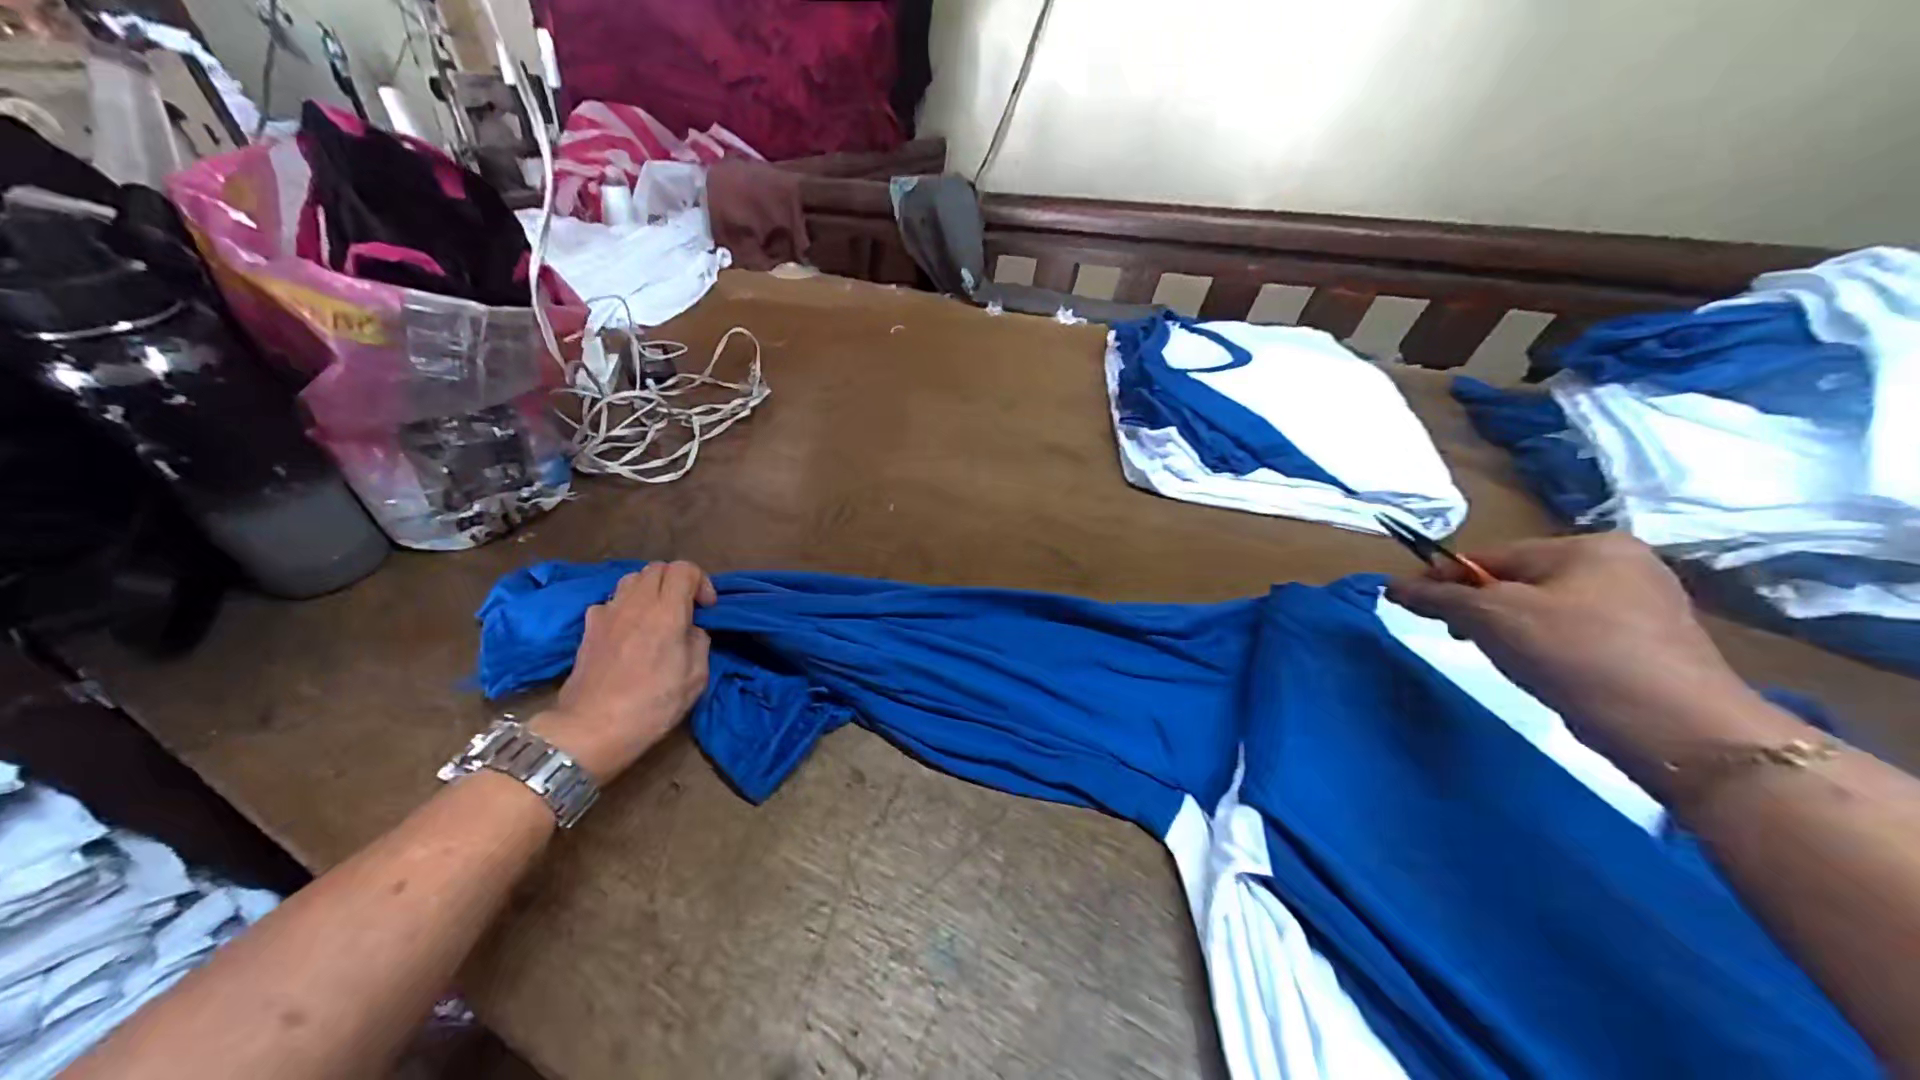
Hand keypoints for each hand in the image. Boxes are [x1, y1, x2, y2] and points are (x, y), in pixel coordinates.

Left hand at [532, 561, 716, 783]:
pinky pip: (612, 602)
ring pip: (632, 579)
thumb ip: (698, 642)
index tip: (706, 608)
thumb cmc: (651, 706)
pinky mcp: (588, 627)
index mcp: (666, 612)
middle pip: (658, 568)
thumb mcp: (695, 678)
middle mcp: (635, 603)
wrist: (591, 727)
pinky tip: (628, 632)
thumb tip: (690, 631)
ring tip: (656, 615)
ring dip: (650, 589)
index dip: (701, 581)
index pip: (684, 569)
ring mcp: (607, 612)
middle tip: (685, 609)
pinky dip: (626, 607)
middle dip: (676, 581)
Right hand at [1385, 533, 1803, 774]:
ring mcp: (1644, 604)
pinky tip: (1543, 671)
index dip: (1446, 579)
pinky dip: (1545, 647)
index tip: (1412, 606)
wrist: (1679, 731)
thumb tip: (1393, 586)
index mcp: (1589, 546)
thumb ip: (1440, 597)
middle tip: (1460, 638)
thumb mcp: (1493, 618)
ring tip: (1503, 659)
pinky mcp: (1651, 644)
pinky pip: (1574, 633)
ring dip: (1510, 630)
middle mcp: (1623, 564)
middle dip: (1481, 607)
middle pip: (1518, 580)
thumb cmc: (1577, 656)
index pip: (1492, 555)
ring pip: (1544, 609)